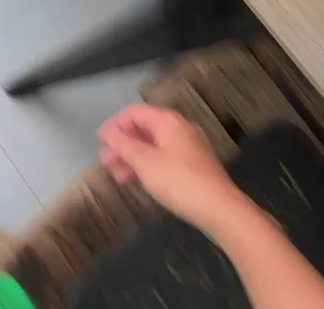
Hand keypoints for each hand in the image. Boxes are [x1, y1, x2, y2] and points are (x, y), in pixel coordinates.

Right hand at [98, 104, 247, 232]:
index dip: (114, 124)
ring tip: (119, 175)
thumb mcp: (144, 162)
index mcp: (168, 121)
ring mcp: (190, 148)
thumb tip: (108, 132)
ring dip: (134, 158)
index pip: (134, 112)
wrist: (222, 211)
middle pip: (144, 129)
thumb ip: (123, 145)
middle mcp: (180, 129)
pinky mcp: (196, 167)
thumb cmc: (179, 181)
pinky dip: (149, 166)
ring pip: (154, 146)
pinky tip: (141, 181)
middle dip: (123, 144)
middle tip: (106, 161)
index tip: (101, 141)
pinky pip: (165, 158)